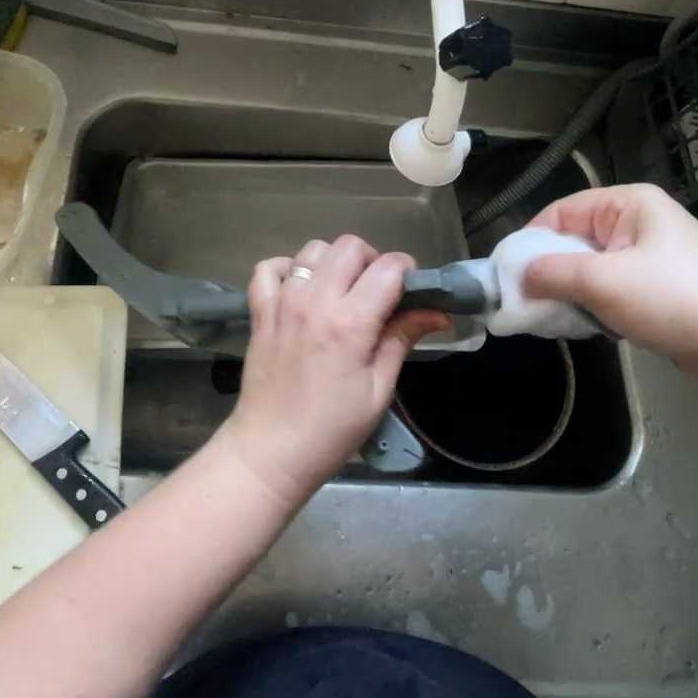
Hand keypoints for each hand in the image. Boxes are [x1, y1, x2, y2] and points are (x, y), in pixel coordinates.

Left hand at [217, 236, 448, 505]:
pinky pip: (269, 268)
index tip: (412, 292)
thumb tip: (437, 312)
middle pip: (350, 246)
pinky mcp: (259, 310)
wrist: (271, 451)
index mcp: (350, 322)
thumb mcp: (379, 389)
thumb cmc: (332, 429)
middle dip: (372, 261)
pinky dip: (288, 269)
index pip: (388, 268)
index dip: (407, 273)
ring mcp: (282, 302)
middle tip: (378, 293)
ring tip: (341, 292)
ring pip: (312, 249)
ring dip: (333, 262)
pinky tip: (301, 290)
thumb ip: (402, 339)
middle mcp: (314, 301)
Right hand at [521, 184, 697, 380]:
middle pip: (572, 241)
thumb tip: (514, 276)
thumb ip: (550, 273)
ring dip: (570, 294)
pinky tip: (587, 329)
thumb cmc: (675, 301)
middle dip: (548, 273)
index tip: (506, 277)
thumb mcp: (602, 283)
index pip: (559, 212)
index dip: (529, 242)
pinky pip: (610, 289)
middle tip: (527, 305)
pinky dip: (593, 307)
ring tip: (555, 321)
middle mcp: (638, 222)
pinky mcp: (658, 287)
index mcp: (628, 204)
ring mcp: (650, 256)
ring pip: (589, 269)